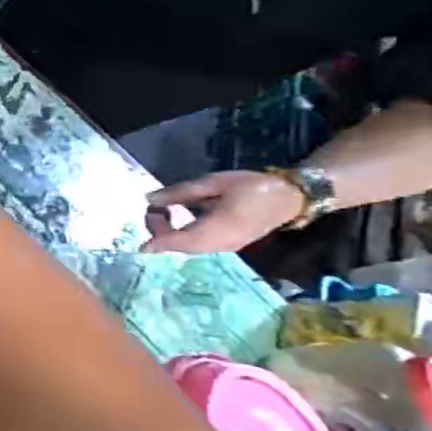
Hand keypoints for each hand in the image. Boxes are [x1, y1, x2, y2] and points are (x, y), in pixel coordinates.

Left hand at [141, 170, 305, 254]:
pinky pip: (199, 245)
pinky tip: (178, 219)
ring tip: (162, 213)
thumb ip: (181, 193)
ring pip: (190, 247)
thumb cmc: (253, 186)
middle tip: (152, 212)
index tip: (140, 246)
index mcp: (219, 228)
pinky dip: (183, 236)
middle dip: (161, 233)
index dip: (159, 243)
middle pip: (183, 246)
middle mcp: (221, 243)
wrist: (291, 198)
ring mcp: (227, 247)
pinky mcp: (229, 245)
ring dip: (171, 235)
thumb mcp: (214, 183)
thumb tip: (150, 199)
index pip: (181, 240)